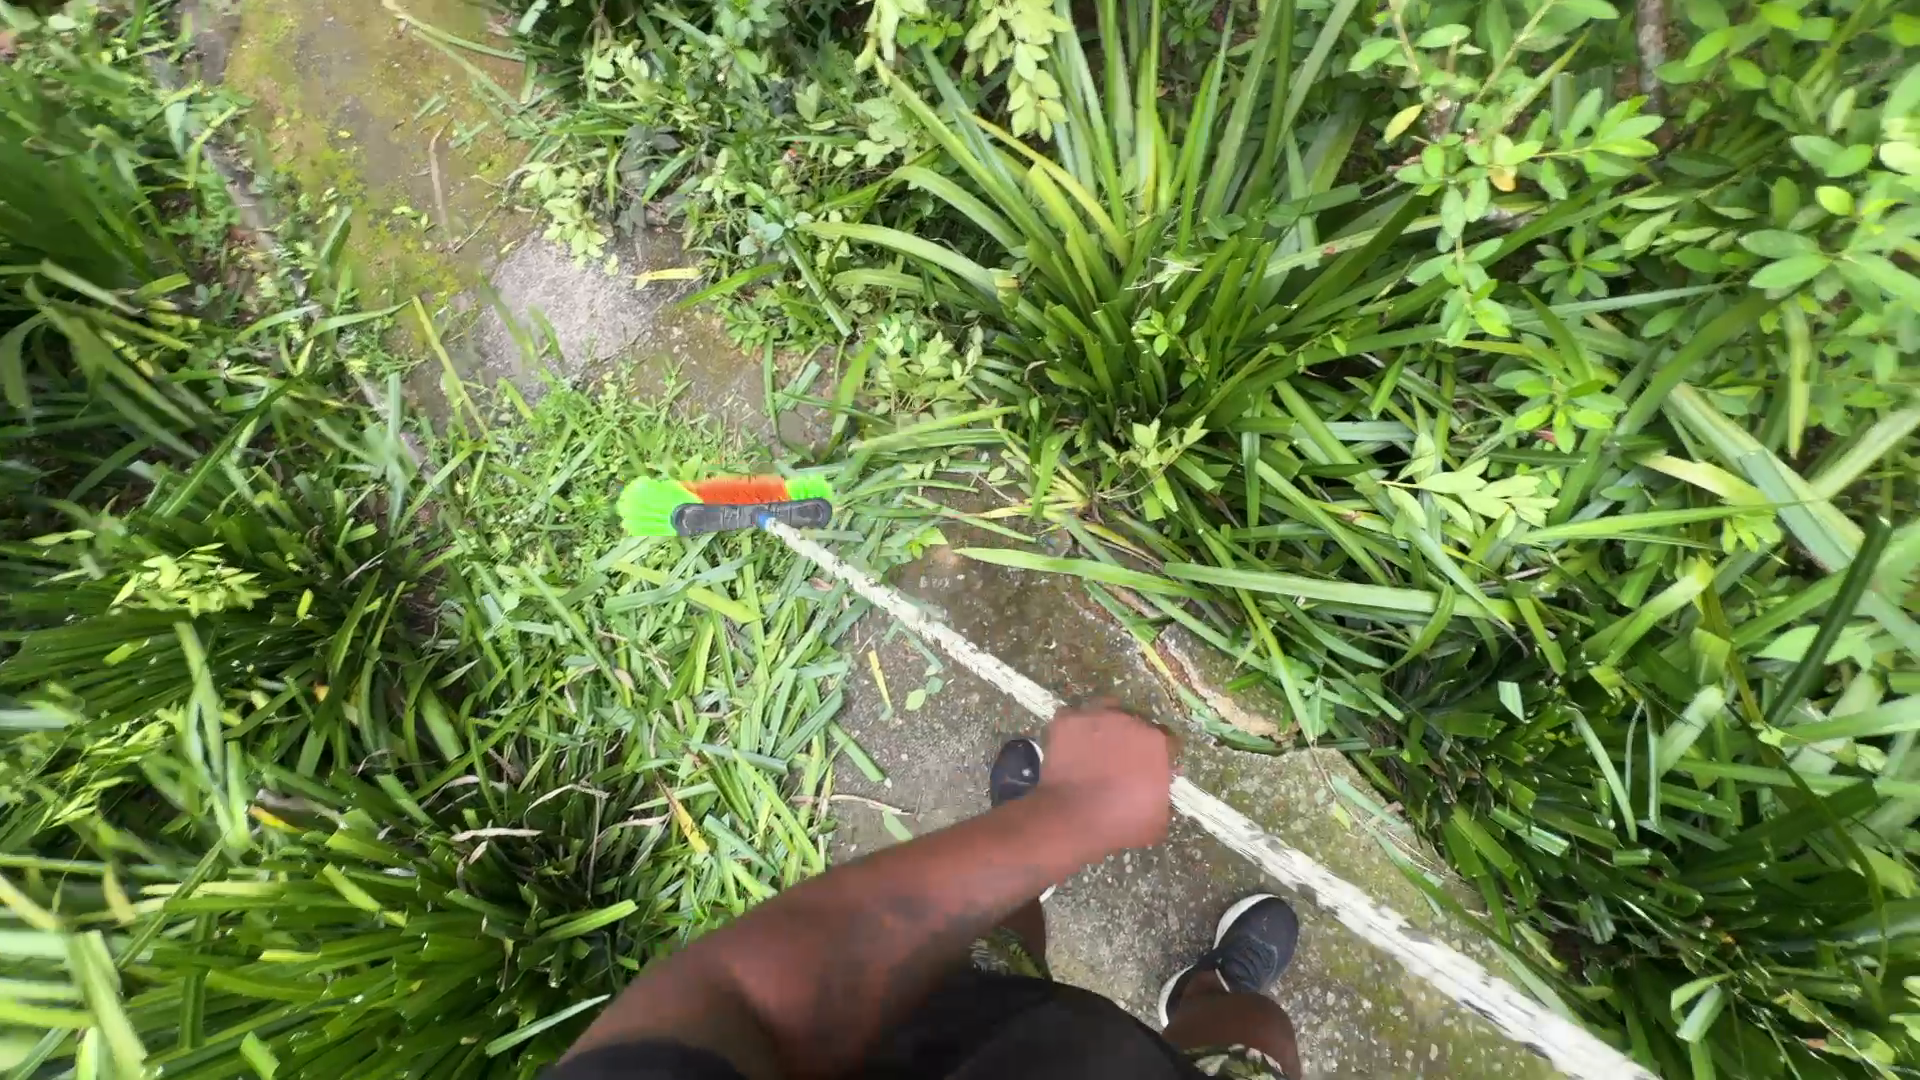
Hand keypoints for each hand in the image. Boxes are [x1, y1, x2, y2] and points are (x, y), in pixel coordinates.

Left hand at [1036, 702, 1174, 852]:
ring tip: (1093, 749)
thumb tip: (1160, 781)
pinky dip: (1072, 732)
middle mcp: (1127, 719)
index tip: (1150, 767)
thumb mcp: (1158, 816)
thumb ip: (1162, 791)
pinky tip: (1070, 749)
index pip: (1163, 738)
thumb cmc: (1122, 821)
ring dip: (1102, 728)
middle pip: (1132, 722)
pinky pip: (1073, 720)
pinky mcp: (1066, 720)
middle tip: (1118, 760)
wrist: (1074, 817)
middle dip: (1128, 739)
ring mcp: (1094, 716)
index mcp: (1155, 740)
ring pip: (1102, 714)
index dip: (1157, 753)